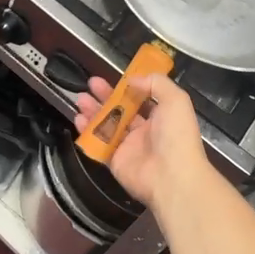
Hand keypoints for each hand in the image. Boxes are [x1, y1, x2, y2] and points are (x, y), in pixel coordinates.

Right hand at [74, 74, 208, 211]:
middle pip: (120, 109)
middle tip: (91, 84)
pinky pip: (98, 144)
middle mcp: (143, 131)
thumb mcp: (176, 100)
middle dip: (105, 96)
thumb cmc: (176, 136)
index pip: (140, 99)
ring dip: (93, 110)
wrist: (171, 177)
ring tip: (80, 98)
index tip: (113, 76)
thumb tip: (133, 80)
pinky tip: (78, 119)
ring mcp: (128, 147)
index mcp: (160, 118)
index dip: (126, 87)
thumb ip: (156, 83)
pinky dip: (87, 131)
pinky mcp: (114, 161)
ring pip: (107, 125)